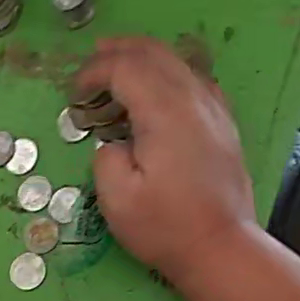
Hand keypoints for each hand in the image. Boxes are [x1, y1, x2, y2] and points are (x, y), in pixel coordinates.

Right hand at [76, 37, 259, 284]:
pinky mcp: (224, 127)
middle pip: (153, 53)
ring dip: (144, 61)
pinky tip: (161, 93)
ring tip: (121, 72)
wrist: (221, 248)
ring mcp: (214, 110)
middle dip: (118, 52)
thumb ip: (106, 159)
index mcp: (164, 111)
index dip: (93, 73)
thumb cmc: (166, 228)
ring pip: (177, 64)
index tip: (75, 95)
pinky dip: (170, 77)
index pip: (124, 67)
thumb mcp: (117, 200)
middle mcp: (193, 98)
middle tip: (92, 62)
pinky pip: (196, 83)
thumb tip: (115, 144)